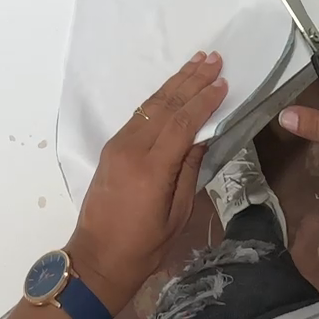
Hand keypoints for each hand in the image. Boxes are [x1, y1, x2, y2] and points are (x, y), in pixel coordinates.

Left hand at [67, 52, 228, 312]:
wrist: (96, 259)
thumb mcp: (177, 215)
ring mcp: (118, 143)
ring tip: (197, 61)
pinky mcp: (112, 145)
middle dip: (192, 80)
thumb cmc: (143, 247)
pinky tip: (175, 86)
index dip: (203, 101)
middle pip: (166, 105)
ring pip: (151, 103)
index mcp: (151, 170)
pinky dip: (161, 96)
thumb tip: (203, 134)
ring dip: (177, 81)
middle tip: (214, 59)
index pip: (181, 124)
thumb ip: (189, 170)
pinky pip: (141, 113)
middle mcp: (132, 148)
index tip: (222, 83)